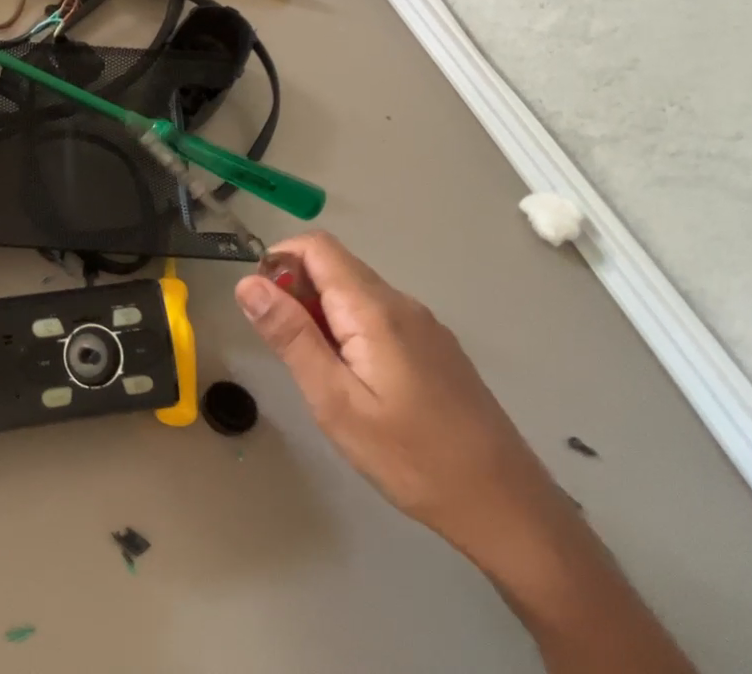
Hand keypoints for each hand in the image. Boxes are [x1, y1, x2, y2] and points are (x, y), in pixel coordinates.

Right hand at [235, 232, 563, 556]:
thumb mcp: (334, 400)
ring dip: (320, 315)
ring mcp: (425, 326)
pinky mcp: (436, 348)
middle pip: (335, 266)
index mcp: (375, 310)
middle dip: (295, 292)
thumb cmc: (409, 457)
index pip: (316, 246)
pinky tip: (355, 384)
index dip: (277, 261)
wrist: (504, 505)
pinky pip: (378, 318)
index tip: (261, 307)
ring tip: (320, 375)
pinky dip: (348, 331)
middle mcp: (403, 304)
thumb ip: (290, 336)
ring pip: (355, 293)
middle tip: (287, 353)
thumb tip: (247, 283)